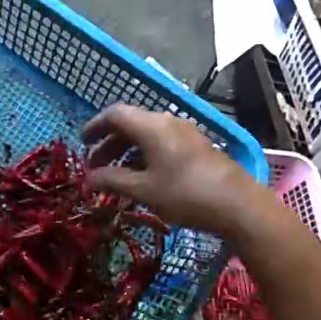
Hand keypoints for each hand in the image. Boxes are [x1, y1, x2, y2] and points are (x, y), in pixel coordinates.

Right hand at [81, 104, 271, 233]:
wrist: (239, 205)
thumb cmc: (185, 194)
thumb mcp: (143, 190)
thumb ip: (112, 180)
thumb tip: (88, 178)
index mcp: (151, 127)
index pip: (114, 115)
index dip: (94, 127)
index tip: (81, 144)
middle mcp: (166, 122)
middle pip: (129, 124)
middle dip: (108, 143)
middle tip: (94, 166)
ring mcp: (183, 133)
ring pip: (145, 134)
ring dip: (125, 150)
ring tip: (115, 175)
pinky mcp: (195, 146)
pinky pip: (160, 142)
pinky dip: (142, 154)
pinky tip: (140, 176)